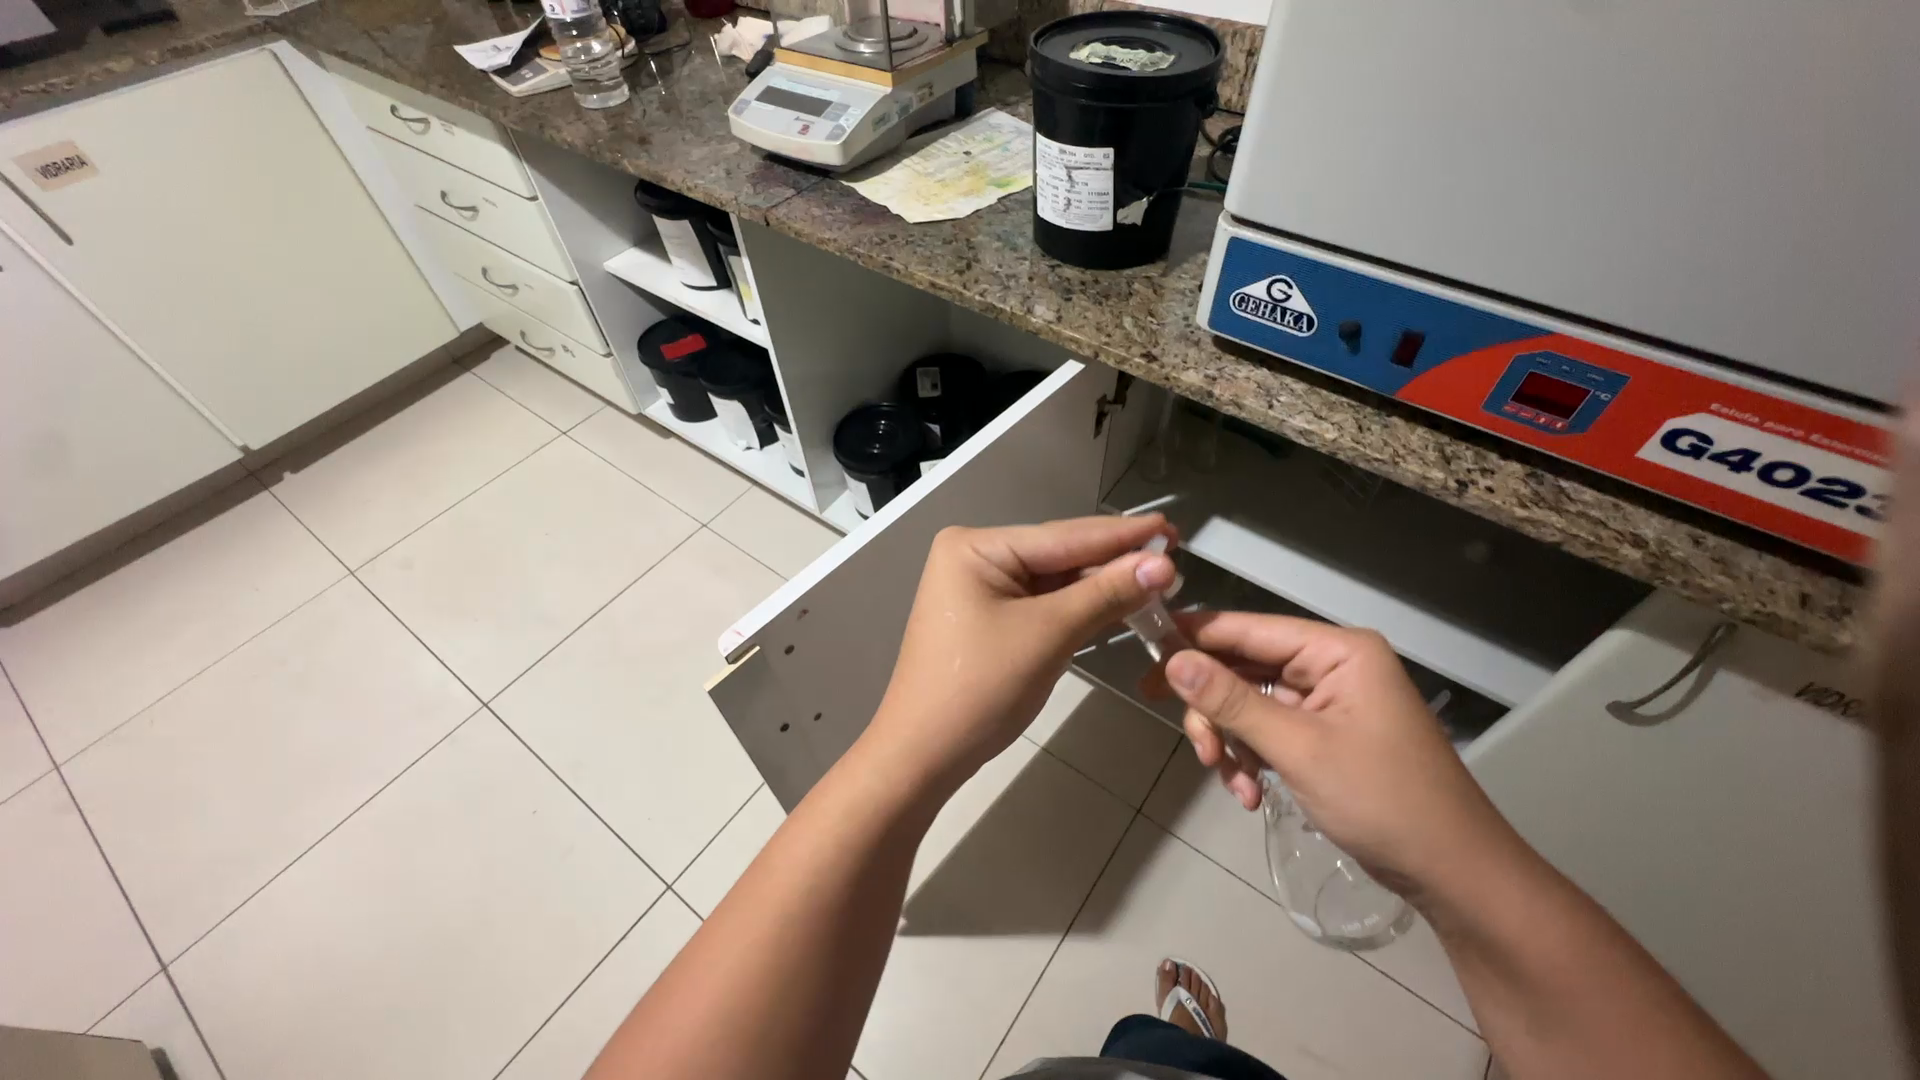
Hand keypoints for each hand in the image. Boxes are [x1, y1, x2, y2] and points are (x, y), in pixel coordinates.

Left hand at [861, 516, 1177, 793]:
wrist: (924, 754)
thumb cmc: (979, 688)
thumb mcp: (1048, 635)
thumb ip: (1105, 595)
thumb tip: (1162, 564)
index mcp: (976, 547)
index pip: (1063, 536)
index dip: (1121, 535)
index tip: (1171, 527)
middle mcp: (976, 557)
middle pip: (1060, 554)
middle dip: (1114, 559)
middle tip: (1173, 553)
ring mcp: (982, 590)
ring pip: (1056, 581)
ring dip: (1102, 584)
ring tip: (1159, 576)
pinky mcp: (991, 619)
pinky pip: (1044, 604)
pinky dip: (1081, 607)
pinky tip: (1121, 600)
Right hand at [1163, 614, 1520, 899]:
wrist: (1452, 873)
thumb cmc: (1381, 799)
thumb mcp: (1298, 748)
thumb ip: (1231, 700)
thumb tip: (1172, 660)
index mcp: (1336, 650)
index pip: (1246, 628)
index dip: (1192, 636)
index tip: (1143, 650)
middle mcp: (1331, 665)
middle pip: (1243, 668)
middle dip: (1214, 711)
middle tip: (1194, 747)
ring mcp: (1328, 701)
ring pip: (1249, 704)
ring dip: (1232, 742)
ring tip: (1234, 784)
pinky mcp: (1324, 733)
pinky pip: (1268, 731)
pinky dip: (1252, 758)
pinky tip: (1250, 793)